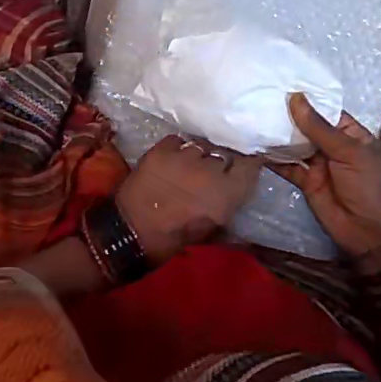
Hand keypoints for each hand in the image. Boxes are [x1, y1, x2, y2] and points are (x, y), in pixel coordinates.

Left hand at [115, 136, 263, 263]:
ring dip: (198, 155)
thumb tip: (238, 201)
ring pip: (201, 146)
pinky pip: (178, 140)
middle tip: (211, 171)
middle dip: (220, 161)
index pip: (250, 166)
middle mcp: (209, 171)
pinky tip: (172, 159)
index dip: (248, 164)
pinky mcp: (161, 149)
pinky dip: (177, 148)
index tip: (244, 166)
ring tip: (190, 164)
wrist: (130, 233)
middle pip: (224, 154)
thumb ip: (228, 211)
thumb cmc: (172, 240)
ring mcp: (184, 157)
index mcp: (226, 195)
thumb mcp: (211, 232)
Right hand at [269, 94, 380, 264]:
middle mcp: (332, 145)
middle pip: (305, 126)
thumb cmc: (370, 186)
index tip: (278, 83)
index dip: (304, 99)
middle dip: (285, 115)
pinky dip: (272, 158)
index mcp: (349, 133)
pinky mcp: (305, 181)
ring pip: (294, 145)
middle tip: (257, 97)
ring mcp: (318, 163)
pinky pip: (287, 166)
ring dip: (276, 135)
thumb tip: (295, 97)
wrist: (372, 233)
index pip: (324, 110)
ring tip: (251, 116)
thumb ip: (319, 128)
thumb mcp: (348, 152)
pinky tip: (254, 146)